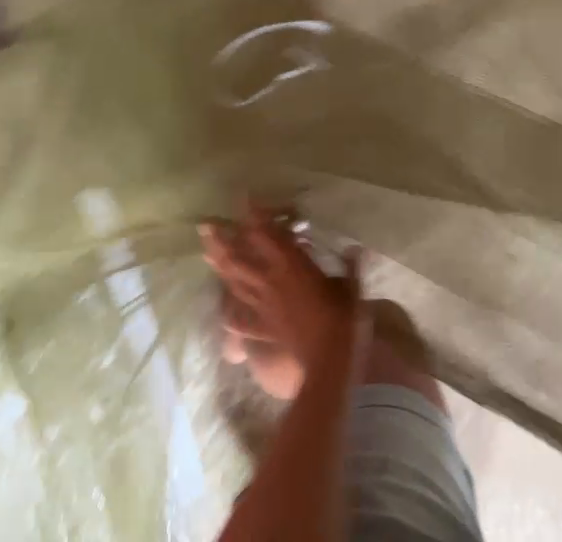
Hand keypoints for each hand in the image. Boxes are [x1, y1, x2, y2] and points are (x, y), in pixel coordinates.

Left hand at [202, 203, 363, 397]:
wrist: (327, 361)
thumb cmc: (342, 318)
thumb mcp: (351, 286)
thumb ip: (351, 266)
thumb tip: (356, 248)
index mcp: (291, 265)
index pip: (266, 233)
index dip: (254, 214)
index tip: (244, 198)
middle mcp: (269, 281)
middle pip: (238, 257)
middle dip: (221, 239)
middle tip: (205, 224)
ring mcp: (261, 305)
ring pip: (233, 282)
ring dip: (219, 265)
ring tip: (206, 252)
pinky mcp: (261, 327)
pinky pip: (240, 319)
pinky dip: (230, 313)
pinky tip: (224, 310)